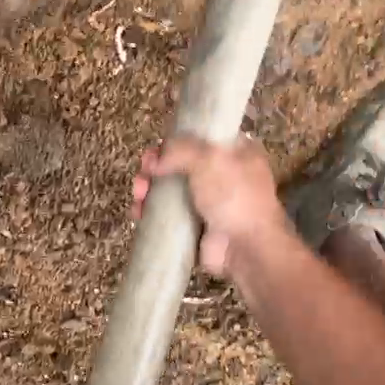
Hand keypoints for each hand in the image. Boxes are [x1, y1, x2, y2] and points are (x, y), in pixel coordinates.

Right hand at [132, 136, 293, 273]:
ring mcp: (208, 202)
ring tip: (138, 195)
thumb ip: (179, 150)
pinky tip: (139, 212)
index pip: (202, 137)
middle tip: (144, 172)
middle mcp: (224, 175)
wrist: (246, 247)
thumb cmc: (235, 196)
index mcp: (237, 152)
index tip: (158, 148)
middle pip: (179, 163)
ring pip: (169, 189)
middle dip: (156, 166)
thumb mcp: (210, 159)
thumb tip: (155, 161)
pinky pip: (166, 214)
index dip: (176, 139)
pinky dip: (150, 212)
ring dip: (148, 189)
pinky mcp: (195, 225)